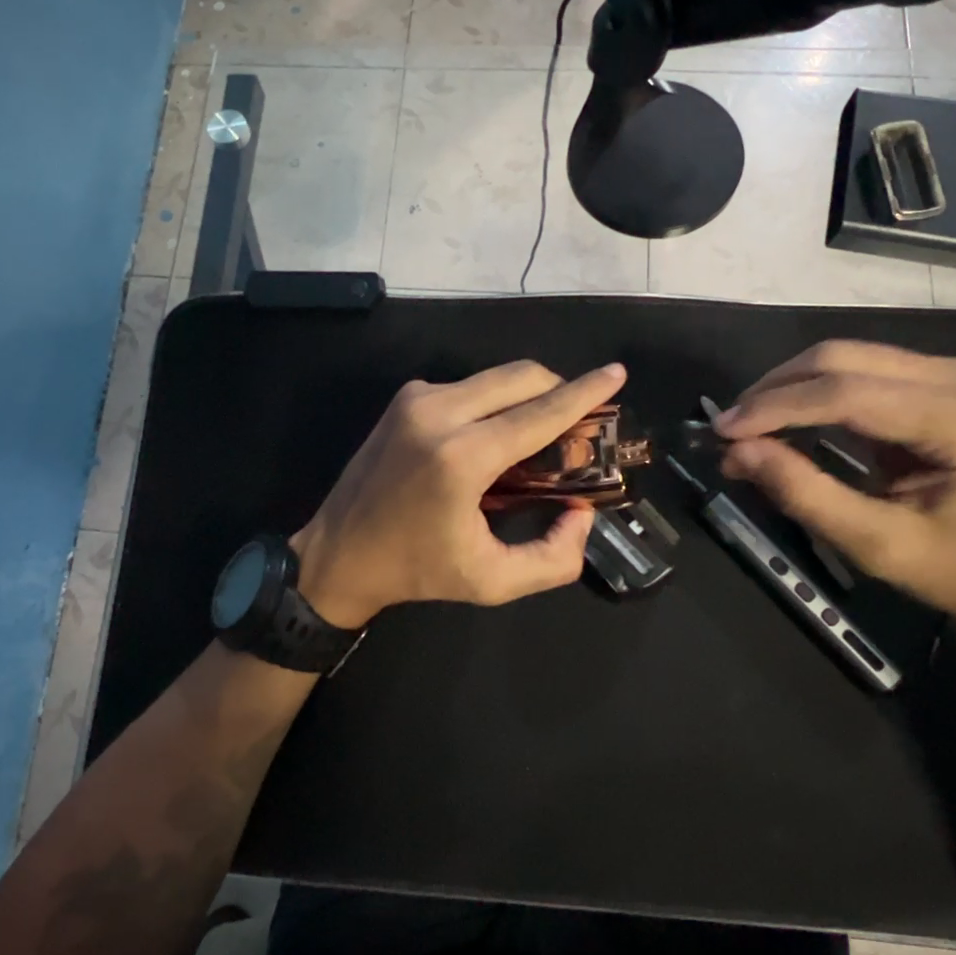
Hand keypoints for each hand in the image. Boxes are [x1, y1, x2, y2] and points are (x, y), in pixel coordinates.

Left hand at [291, 360, 627, 627]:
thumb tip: (582, 511)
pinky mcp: (405, 397)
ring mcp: (416, 398)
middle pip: (521, 377)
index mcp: (461, 457)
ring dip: (527, 397)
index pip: (540, 413)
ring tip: (538, 437)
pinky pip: (469, 387)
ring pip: (495, 378)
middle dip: (559, 390)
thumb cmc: (417, 570)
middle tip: (579, 423)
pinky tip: (493, 440)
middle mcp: (438, 412)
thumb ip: (554, 557)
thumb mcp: (493, 581)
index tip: (616, 373)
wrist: (339, 553)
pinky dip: (494, 403)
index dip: (585, 393)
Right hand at [712, 341, 955, 656]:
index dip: (778, 406)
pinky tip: (780, 421)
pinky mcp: (942, 382)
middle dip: (777, 391)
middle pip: (846, 359)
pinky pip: (861, 373)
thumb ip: (806, 495)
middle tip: (727, 431)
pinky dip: (813, 395)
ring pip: (848, 358)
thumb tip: (735, 452)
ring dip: (789, 389)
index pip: (852, 392)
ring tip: (745, 429)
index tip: (722, 431)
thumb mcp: (878, 547)